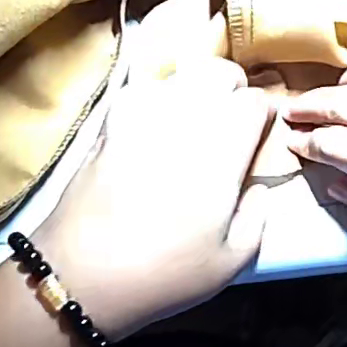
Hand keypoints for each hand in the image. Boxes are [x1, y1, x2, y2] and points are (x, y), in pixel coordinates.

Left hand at [36, 59, 273, 338]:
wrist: (82, 273)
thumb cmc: (164, 272)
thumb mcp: (231, 260)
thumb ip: (256, 216)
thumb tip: (256, 188)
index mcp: (222, 148)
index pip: (255, 101)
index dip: (264, 115)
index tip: (261, 136)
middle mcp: (183, 116)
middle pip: (219, 72)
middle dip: (234, 91)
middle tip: (233, 123)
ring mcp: (140, 112)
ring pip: (180, 75)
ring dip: (196, 91)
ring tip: (194, 124)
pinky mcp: (108, 121)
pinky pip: (142, 90)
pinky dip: (158, 99)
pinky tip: (155, 129)